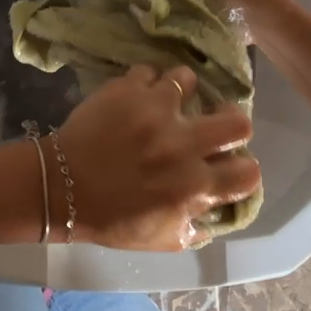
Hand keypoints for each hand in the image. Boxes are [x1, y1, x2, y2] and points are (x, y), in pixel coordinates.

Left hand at [52, 65, 259, 250]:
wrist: (61, 188)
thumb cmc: (111, 219)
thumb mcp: (160, 239)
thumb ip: (192, 227)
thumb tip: (212, 212)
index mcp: (194, 186)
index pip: (248, 172)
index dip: (244, 169)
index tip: (230, 164)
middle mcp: (183, 145)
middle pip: (237, 121)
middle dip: (229, 120)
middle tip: (213, 121)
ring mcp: (156, 111)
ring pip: (190, 80)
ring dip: (183, 90)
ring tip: (171, 97)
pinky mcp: (129, 90)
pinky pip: (150, 71)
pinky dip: (147, 81)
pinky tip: (140, 91)